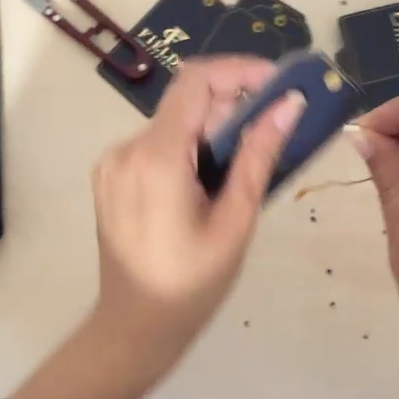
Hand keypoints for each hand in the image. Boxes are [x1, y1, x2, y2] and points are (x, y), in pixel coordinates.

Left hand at [90, 57, 300, 360]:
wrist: (134, 327)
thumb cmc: (192, 285)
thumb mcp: (234, 221)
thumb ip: (258, 156)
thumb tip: (289, 104)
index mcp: (156, 157)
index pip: (196, 81)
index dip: (240, 71)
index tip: (278, 85)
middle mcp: (125, 149)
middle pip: (185, 104)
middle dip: (232, 108)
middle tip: (272, 135)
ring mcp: (112, 164)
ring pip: (171, 126)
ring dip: (210, 134)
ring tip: (242, 170)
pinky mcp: (110, 178)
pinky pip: (155, 148)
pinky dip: (187, 152)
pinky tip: (207, 186)